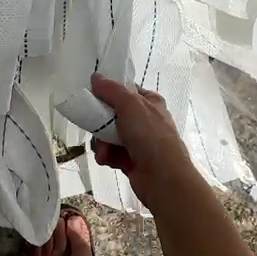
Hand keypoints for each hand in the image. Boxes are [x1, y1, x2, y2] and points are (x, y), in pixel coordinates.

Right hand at [89, 73, 197, 205]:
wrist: (163, 178)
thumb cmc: (150, 135)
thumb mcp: (131, 105)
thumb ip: (111, 90)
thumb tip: (96, 77)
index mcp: (150, 102)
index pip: (126, 91)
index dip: (109, 93)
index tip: (93, 96)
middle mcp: (145, 120)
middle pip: (113, 115)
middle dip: (101, 124)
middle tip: (95, 129)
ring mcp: (139, 141)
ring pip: (110, 135)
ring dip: (103, 143)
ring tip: (104, 152)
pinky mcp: (132, 160)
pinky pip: (112, 153)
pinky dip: (108, 156)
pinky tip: (108, 161)